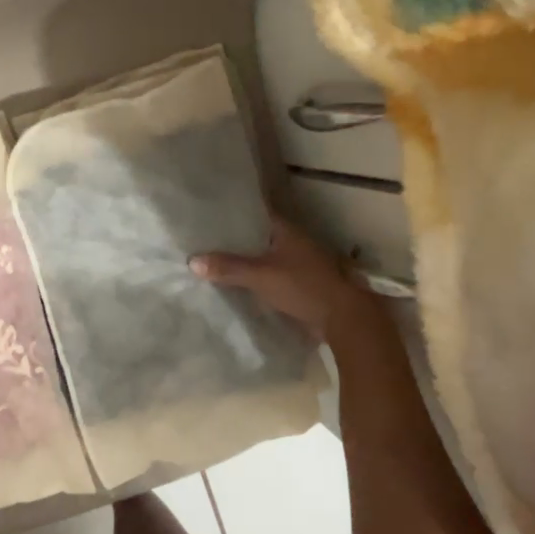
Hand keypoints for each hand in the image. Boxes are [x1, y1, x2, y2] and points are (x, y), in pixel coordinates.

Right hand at [190, 217, 379, 338]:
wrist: (343, 317)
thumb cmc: (303, 286)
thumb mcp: (260, 275)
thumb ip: (228, 268)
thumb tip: (191, 261)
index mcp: (286, 231)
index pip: (255, 216)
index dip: (233, 217)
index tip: (209, 219)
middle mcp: (294, 243)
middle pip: (257, 238)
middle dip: (234, 242)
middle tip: (203, 243)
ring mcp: (299, 264)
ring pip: (264, 259)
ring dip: (245, 263)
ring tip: (213, 264)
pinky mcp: (300, 285)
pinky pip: (270, 277)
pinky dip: (255, 280)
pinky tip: (236, 286)